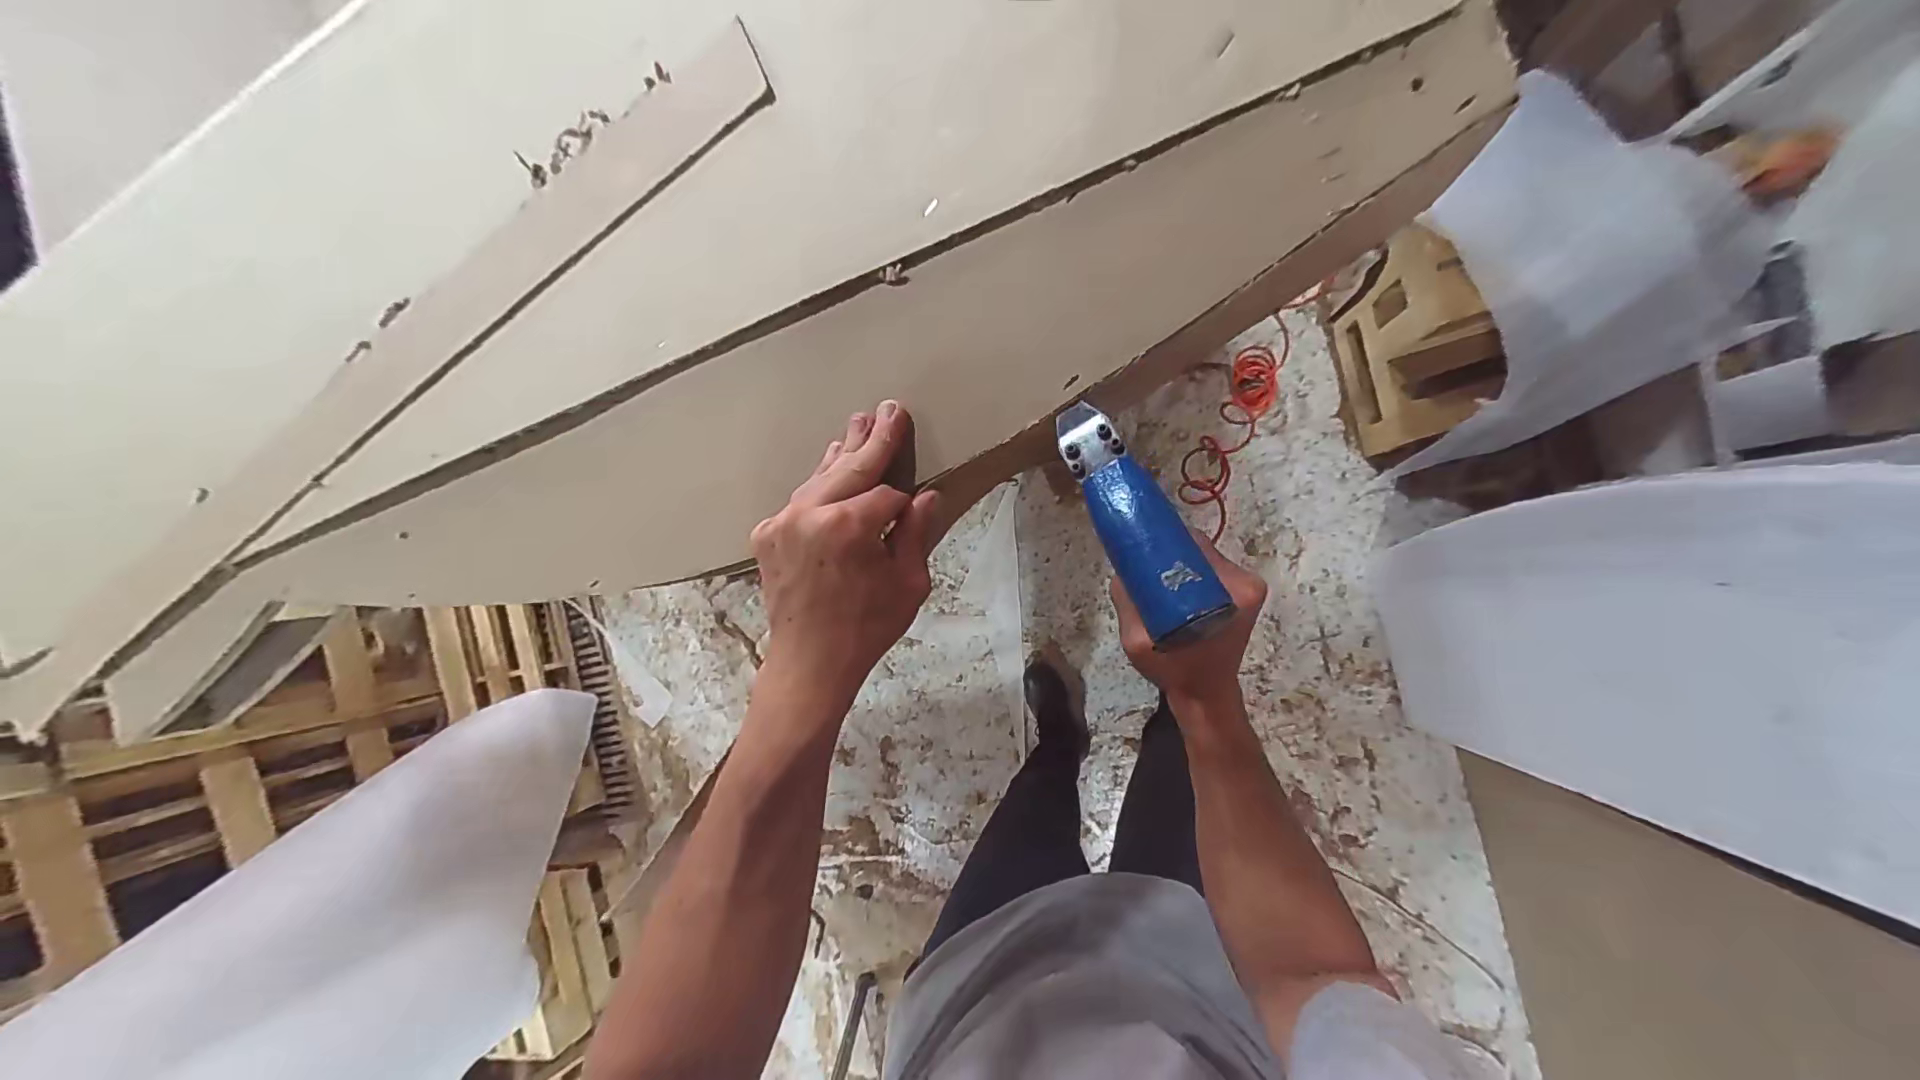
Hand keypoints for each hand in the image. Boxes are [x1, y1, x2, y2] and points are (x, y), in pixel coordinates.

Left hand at [751, 401, 942, 714]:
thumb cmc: (865, 629)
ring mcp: (782, 523)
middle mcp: (808, 515)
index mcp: (847, 526)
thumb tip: (926, 496)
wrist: (809, 662)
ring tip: (859, 426)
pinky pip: (801, 500)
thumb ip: (916, 533)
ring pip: (820, 478)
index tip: (916, 501)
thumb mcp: (908, 584)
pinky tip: (830, 469)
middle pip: (850, 467)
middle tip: (889, 410)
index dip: (904, 502)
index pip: (886, 494)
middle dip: (873, 439)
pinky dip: (820, 484)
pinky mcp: (767, 534)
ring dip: (843, 454)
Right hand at [1110, 531, 1267, 713]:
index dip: (1163, 542)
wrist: (1205, 694)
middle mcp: (1246, 583)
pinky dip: (1189, 573)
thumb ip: (1128, 603)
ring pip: (1204, 557)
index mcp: (1232, 591)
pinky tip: (1172, 589)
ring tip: (1155, 579)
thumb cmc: (1174, 669)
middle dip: (1169, 551)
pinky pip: (1210, 570)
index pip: (1194, 546)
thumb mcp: (1138, 642)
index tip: (1140, 547)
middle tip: (1142, 564)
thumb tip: (1121, 569)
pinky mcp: (1246, 594)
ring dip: (1178, 562)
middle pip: (1200, 548)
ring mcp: (1249, 587)